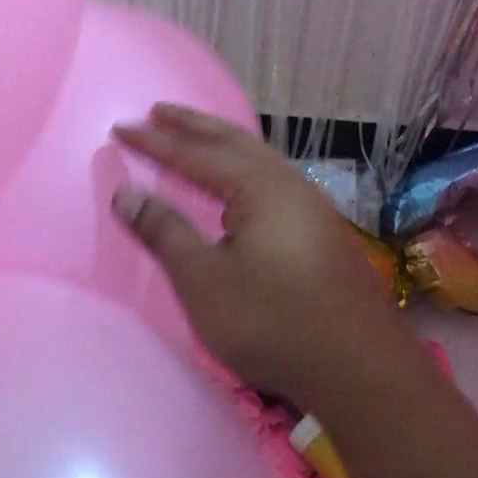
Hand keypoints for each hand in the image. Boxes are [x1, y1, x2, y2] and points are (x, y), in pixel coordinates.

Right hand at [112, 104, 413, 407]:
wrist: (356, 366)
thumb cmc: (270, 320)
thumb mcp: (204, 280)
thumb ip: (166, 232)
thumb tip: (127, 194)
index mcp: (260, 187)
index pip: (197, 154)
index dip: (156, 143)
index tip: (121, 128)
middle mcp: (290, 185)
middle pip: (236, 142)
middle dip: (195, 126)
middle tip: (161, 111)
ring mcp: (313, 209)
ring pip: (261, 161)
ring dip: (224, 146)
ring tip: (197, 140)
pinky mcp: (321, 235)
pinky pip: (274, 183)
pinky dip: (245, 171)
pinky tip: (242, 189)